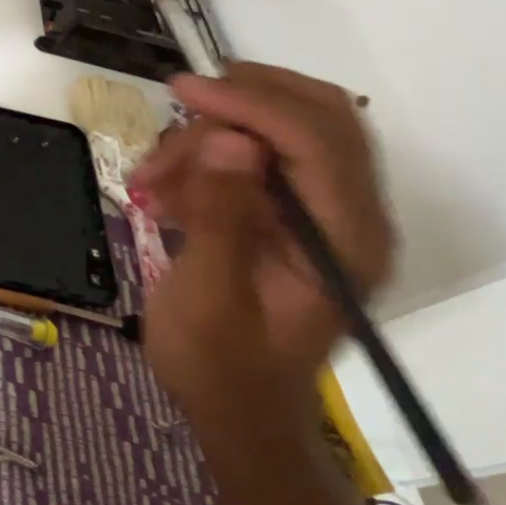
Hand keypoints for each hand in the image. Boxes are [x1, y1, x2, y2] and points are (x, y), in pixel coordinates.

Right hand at [129, 64, 392, 418]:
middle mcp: (353, 217)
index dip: (252, 104)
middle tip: (174, 111)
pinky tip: (167, 190)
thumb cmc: (220, 368)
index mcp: (347, 242)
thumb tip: (234, 141)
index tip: (181, 91)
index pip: (318, 141)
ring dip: (212, 136)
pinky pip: (261, 157)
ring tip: (152, 178)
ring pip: (284, 129)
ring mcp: (328, 214)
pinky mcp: (297, 215)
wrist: (238, 413)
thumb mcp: (206, 298)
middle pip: (319, 116)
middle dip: (241, 102)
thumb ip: (223, 218)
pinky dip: (209, 157)